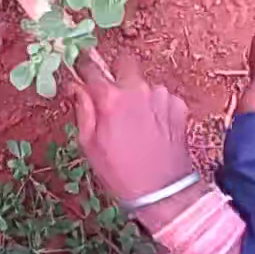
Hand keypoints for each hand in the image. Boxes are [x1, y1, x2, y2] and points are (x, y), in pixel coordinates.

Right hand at [72, 54, 198, 229]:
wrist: (162, 191)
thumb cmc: (120, 172)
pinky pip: (161, 97)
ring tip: (135, 122)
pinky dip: (156, 107)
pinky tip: (152, 128)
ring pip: (144, 83)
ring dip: (138, 95)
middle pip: (123, 62)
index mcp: (110, 99)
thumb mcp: (89, 144)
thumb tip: (76, 87)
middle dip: (116, 72)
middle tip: (112, 94)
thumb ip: (83, 109)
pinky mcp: (178, 106)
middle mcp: (137, 90)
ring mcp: (161, 96)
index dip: (83, 65)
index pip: (91, 67)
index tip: (80, 66)